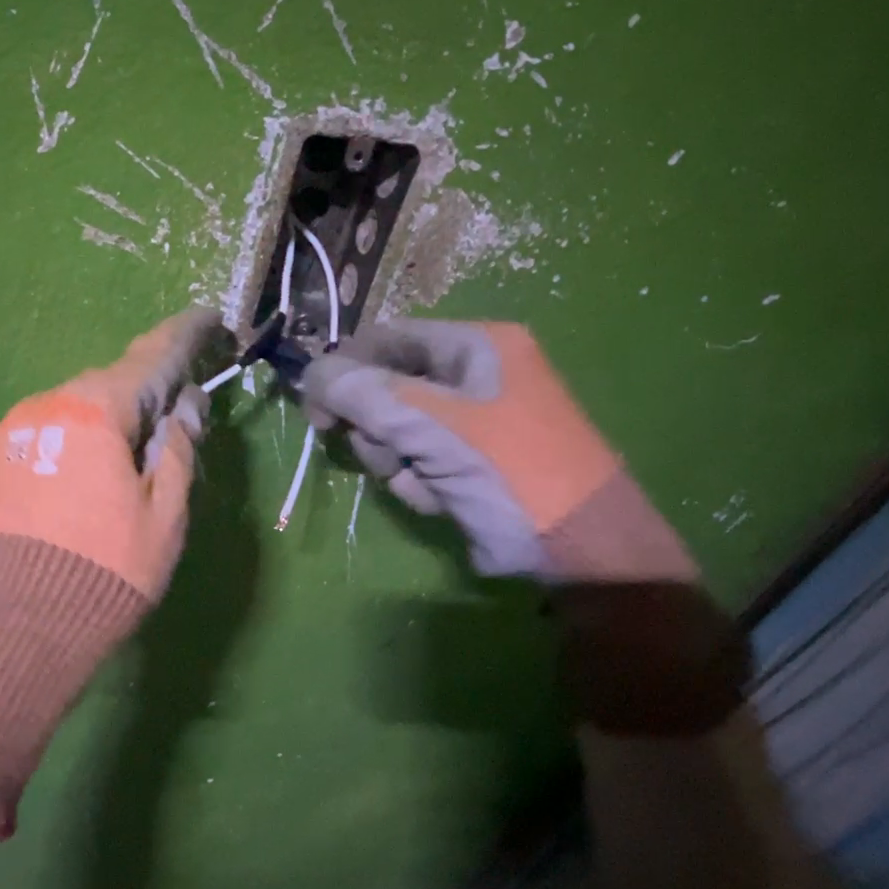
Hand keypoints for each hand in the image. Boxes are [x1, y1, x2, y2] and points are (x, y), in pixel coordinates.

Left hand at [0, 306, 224, 598]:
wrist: (14, 625)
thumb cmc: (105, 567)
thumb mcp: (163, 515)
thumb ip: (176, 449)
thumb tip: (185, 405)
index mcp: (94, 409)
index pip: (150, 358)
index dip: (182, 337)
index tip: (205, 319)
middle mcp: (46, 405)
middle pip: (106, 385)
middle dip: (141, 393)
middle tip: (170, 416)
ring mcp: (9, 432)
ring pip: (70, 411)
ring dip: (100, 423)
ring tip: (121, 460)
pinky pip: (42, 437)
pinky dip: (69, 445)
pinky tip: (76, 481)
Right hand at [302, 319, 694, 583]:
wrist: (580, 551)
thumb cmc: (511, 472)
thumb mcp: (432, 425)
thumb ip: (362, 392)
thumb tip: (309, 374)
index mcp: (476, 346)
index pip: (387, 337)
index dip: (345, 369)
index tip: (318, 411)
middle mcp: (473, 375)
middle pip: (386, 386)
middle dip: (379, 427)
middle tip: (389, 454)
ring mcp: (472, 421)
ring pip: (395, 429)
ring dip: (396, 460)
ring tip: (427, 482)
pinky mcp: (468, 462)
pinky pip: (417, 460)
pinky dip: (419, 482)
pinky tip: (443, 500)